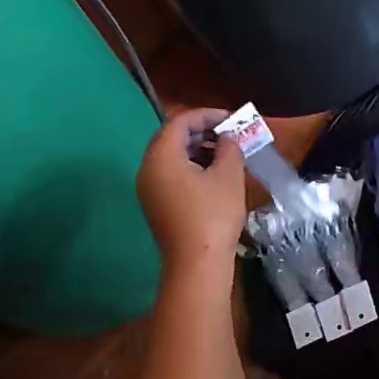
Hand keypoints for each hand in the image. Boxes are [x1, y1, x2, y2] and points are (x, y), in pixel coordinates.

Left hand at [137, 108, 246, 274]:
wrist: (196, 263)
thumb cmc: (213, 215)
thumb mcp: (228, 176)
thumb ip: (228, 148)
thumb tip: (226, 138)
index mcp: (161, 156)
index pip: (179, 122)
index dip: (206, 115)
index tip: (231, 119)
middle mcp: (147, 169)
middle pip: (170, 138)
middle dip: (199, 131)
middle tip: (226, 134)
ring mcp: (148, 189)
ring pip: (169, 158)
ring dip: (195, 150)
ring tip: (223, 154)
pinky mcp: (155, 205)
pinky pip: (169, 175)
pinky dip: (189, 168)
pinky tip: (211, 175)